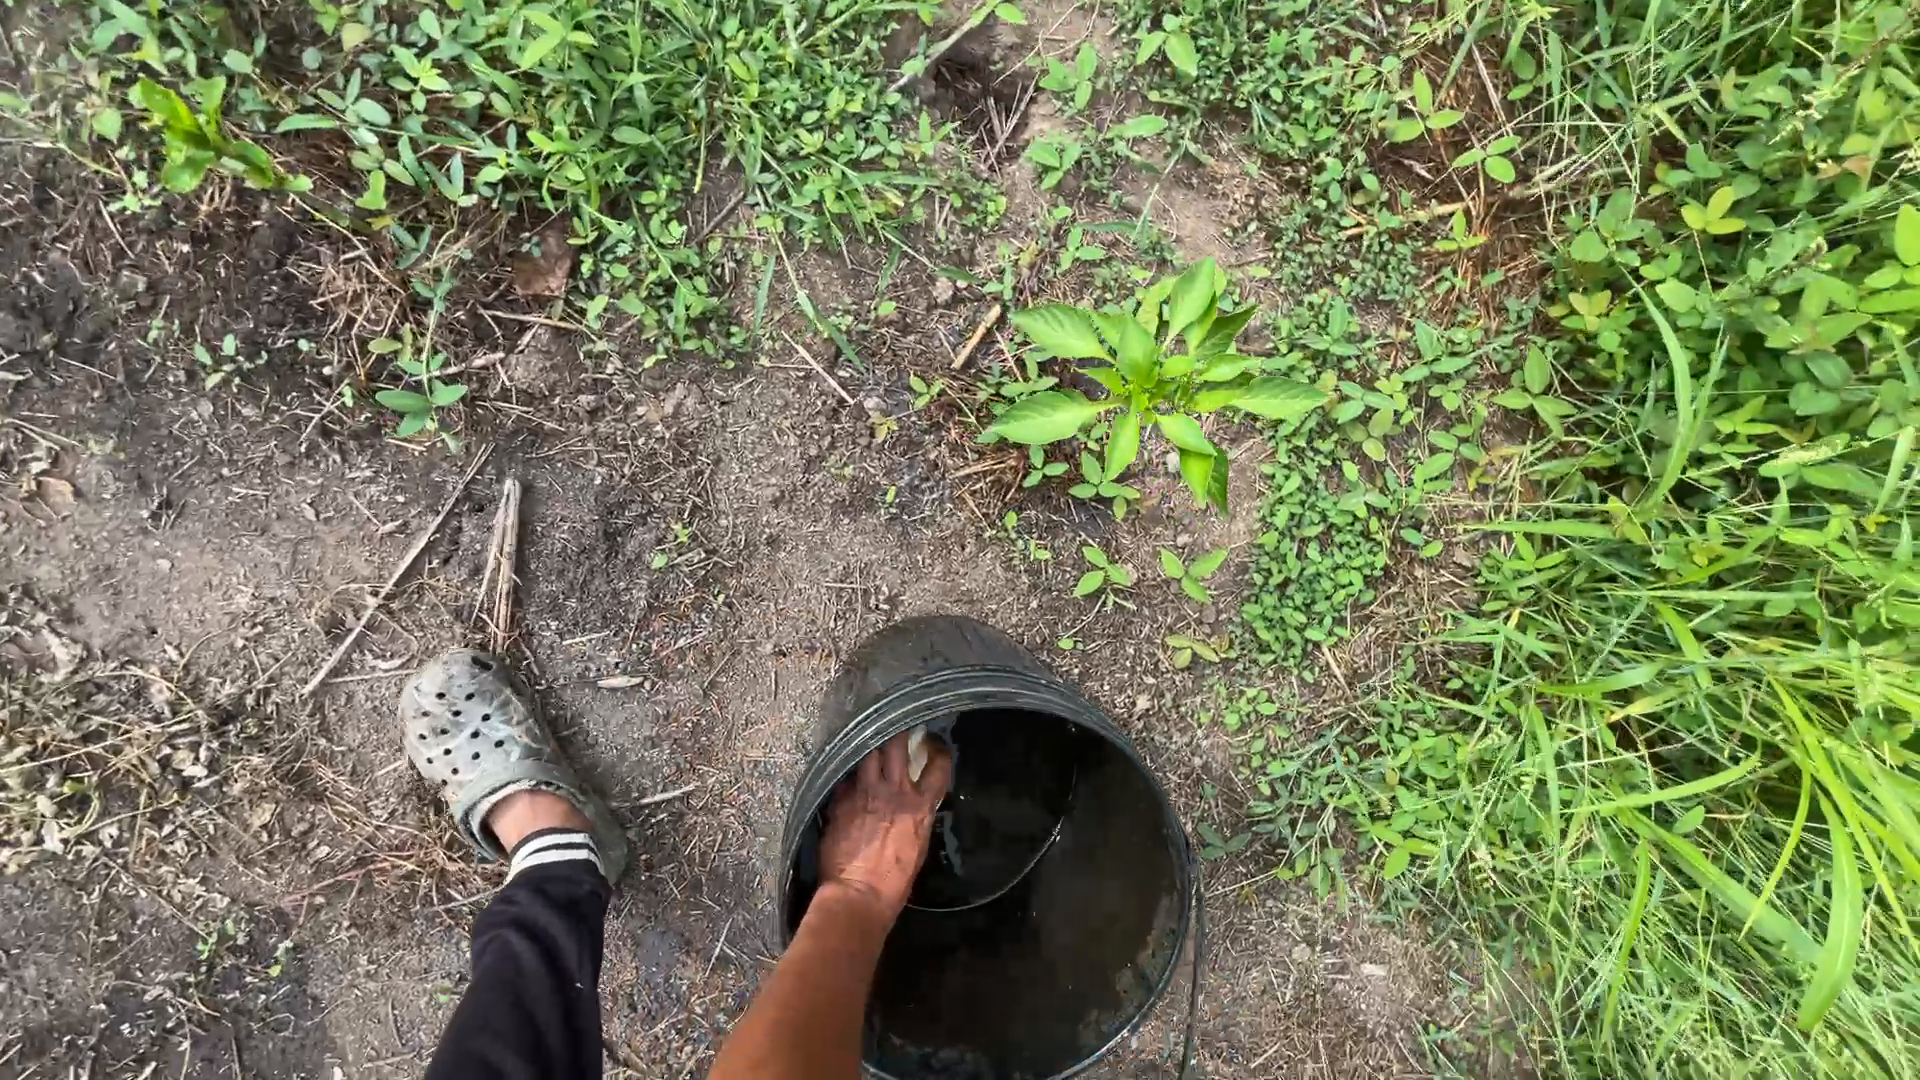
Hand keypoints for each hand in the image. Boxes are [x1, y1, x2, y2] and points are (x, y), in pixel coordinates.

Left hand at [818, 731, 953, 920]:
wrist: (858, 895)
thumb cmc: (894, 880)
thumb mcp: (918, 843)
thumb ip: (916, 816)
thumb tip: (912, 805)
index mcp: (920, 806)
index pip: (938, 767)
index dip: (939, 752)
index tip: (935, 747)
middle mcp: (894, 791)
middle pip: (897, 745)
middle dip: (898, 734)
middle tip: (896, 731)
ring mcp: (864, 792)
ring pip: (868, 753)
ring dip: (870, 748)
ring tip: (868, 745)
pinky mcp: (840, 800)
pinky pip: (845, 777)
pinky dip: (848, 775)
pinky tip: (846, 776)